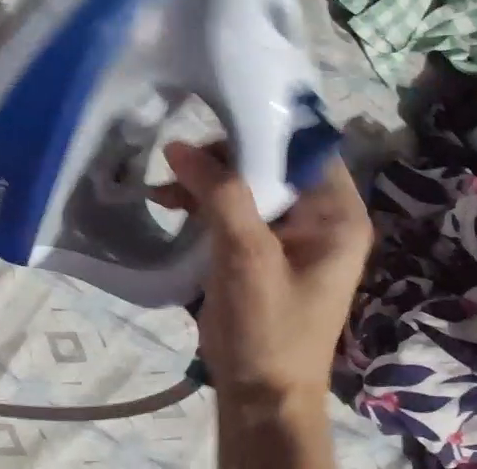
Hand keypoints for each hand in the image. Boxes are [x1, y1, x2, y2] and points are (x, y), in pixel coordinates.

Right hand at [158, 142, 372, 408]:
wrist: (260, 385)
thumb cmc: (267, 321)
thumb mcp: (244, 254)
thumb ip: (218, 194)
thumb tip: (177, 145)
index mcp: (335, 218)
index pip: (304, 150)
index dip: (259, 128)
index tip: (206, 116)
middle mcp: (317, 219)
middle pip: (266, 161)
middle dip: (217, 156)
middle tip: (175, 164)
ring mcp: (285, 233)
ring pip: (240, 180)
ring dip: (199, 178)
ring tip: (164, 189)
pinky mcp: (255, 245)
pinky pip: (226, 203)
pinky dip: (195, 198)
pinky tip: (166, 203)